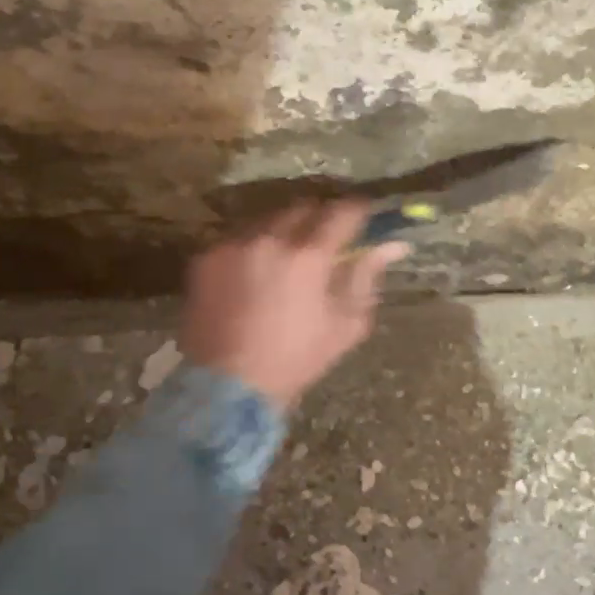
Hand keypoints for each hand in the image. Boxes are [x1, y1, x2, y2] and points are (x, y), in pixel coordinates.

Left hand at [181, 200, 408, 408]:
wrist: (227, 388)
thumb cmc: (295, 360)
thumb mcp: (345, 325)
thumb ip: (366, 278)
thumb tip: (389, 245)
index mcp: (309, 257)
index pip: (342, 212)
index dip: (359, 209)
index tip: (364, 215)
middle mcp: (270, 240)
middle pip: (303, 207)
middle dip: (320, 216)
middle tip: (327, 237)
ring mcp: (233, 246)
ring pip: (267, 219)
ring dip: (285, 229)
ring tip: (288, 255)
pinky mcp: (205, 258)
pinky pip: (237, 238)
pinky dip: (253, 247)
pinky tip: (256, 272)